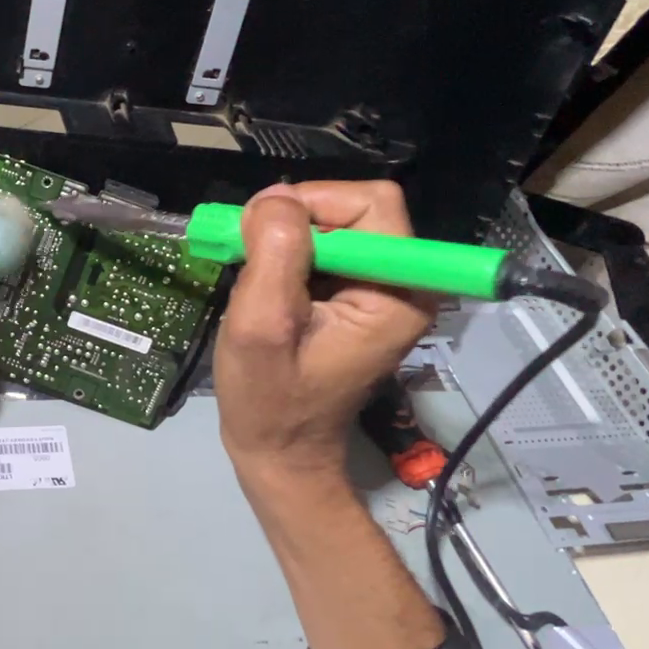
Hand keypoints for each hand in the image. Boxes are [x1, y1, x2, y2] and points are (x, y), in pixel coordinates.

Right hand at [215, 182, 433, 485]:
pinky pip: (324, 249)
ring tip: (249, 274)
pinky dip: (284, 255)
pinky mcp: (356, 298)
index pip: (370, 205)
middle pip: (353, 210)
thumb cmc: (269, 400)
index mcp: (396, 293)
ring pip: (333, 226)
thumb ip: (274, 255)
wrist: (280, 451)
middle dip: (292, 221)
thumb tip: (275, 197)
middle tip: (246, 252)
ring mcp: (379, 291)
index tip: (259, 233)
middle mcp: (401, 284)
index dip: (311, 204)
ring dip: (283, 239)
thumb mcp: (261, 326)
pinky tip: (260, 283)